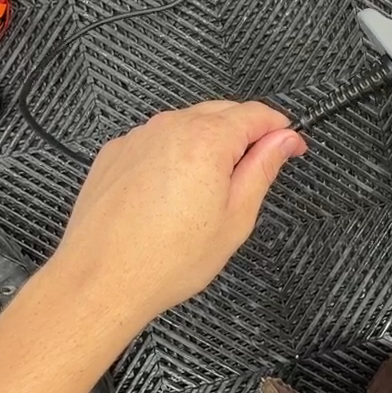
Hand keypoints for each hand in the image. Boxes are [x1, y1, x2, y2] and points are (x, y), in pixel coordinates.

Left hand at [47, 101, 305, 321]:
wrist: (101, 279)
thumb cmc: (166, 259)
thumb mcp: (235, 218)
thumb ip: (263, 169)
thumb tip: (284, 139)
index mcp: (206, 139)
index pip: (256, 113)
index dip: (279, 129)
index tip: (290, 146)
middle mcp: (170, 126)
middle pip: (222, 113)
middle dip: (244, 135)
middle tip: (253, 173)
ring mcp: (139, 136)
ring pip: (187, 125)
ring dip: (206, 144)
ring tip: (206, 193)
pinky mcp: (115, 152)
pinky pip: (156, 141)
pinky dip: (171, 156)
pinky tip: (170, 194)